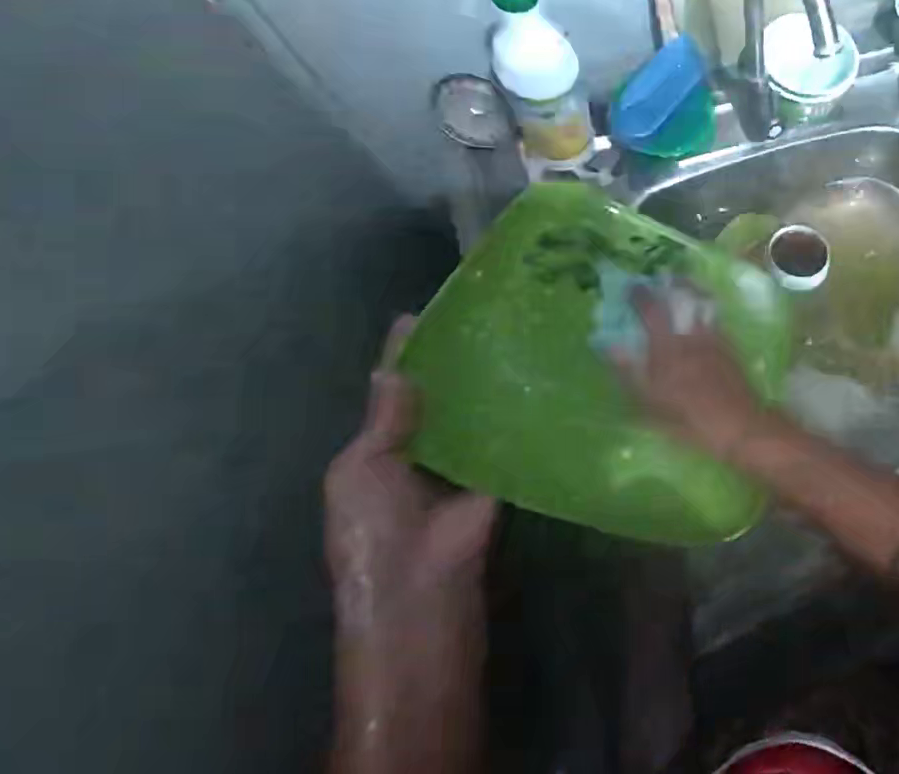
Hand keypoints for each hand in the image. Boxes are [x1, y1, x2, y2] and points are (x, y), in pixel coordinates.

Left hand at [325, 316, 500, 618]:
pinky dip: (519, 408)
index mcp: (385, 443)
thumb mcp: (359, 470)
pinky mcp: (505, 466)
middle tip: (485, 316)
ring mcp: (469, 454)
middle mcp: (429, 443)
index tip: (423, 314)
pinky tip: (538, 374)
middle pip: (442, 392)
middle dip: (456, 360)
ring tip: (516, 334)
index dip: (405, 355)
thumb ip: (383, 419)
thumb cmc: (373, 529)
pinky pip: (509, 432)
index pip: (395, 388)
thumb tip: (391, 367)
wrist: (421, 583)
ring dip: (490, 380)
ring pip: (478, 407)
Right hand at [608, 285, 767, 458]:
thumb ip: (628, 372)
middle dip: (669, 284)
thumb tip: (609, 345)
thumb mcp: (649, 403)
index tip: (630, 287)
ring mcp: (713, 337)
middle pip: (682, 297)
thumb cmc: (687, 419)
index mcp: (667, 347)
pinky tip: (702, 309)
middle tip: (659, 278)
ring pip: (702, 302)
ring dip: (690, 289)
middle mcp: (690, 335)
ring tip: (681, 284)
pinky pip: (715, 316)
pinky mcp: (729, 344)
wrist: (738, 424)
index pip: (651, 309)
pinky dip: (706, 305)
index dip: (639, 295)